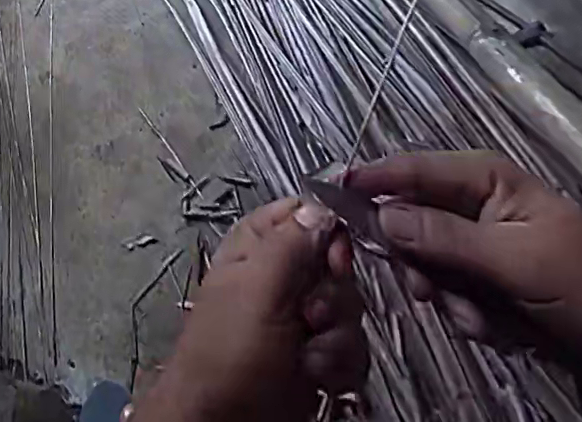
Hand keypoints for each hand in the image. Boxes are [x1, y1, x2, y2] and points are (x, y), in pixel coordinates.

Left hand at [134, 198, 367, 421]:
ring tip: (307, 357)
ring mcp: (300, 316)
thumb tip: (322, 206)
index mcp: (258, 244)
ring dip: (336, 338)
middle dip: (333, 296)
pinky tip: (317, 377)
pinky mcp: (317, 355)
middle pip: (335, 263)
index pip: (304, 214)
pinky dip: (340, 365)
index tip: (333, 261)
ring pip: (348, 308)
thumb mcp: (258, 288)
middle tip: (311, 316)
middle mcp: (281, 274)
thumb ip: (291, 244)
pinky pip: (352, 346)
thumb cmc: (230, 351)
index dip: (326, 233)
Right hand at [347, 152, 581, 357]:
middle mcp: (478, 207)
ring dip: (448, 296)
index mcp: (485, 179)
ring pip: (428, 263)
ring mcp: (485, 248)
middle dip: (418, 260)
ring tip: (485, 322)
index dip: (369, 178)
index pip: (411, 168)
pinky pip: (453, 294)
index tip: (328, 192)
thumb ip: (444, 236)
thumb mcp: (519, 261)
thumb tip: (379, 212)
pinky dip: (470, 317)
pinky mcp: (495, 287)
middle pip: (411, 219)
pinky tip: (503, 332)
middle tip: (425, 290)